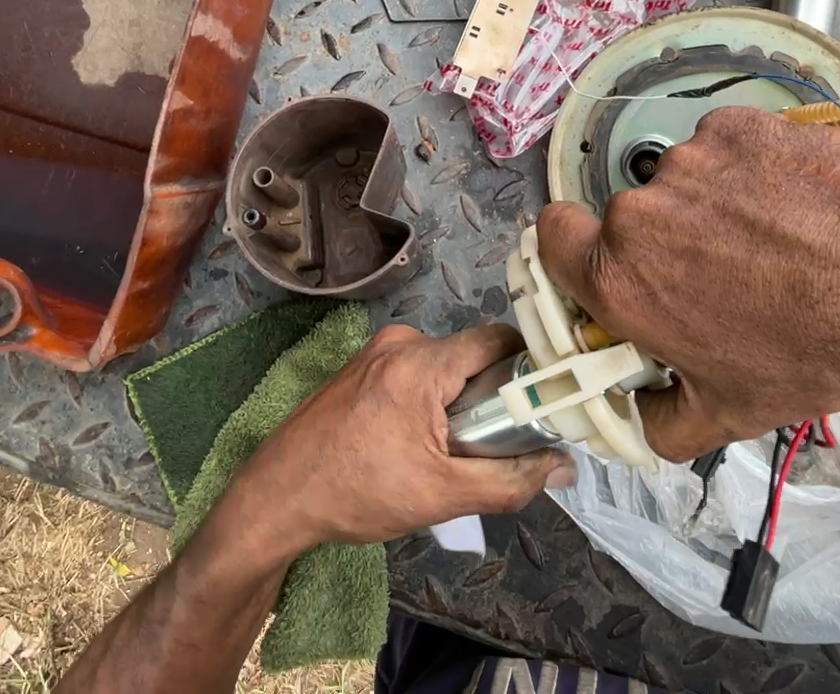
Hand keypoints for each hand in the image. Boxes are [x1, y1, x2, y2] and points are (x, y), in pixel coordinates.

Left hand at [228, 324, 573, 552]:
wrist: (277, 496)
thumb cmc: (357, 492)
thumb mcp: (441, 495)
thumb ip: (509, 480)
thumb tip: (563, 467)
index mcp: (420, 360)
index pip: (498, 341)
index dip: (527, 372)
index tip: (540, 409)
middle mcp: (399, 341)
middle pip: (471, 357)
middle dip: (489, 398)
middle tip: (490, 446)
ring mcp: (376, 352)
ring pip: (445, 368)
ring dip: (459, 404)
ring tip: (449, 453)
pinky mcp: (362, 368)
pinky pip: (417, 374)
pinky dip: (431, 402)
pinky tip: (416, 444)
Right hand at [538, 107, 839, 460]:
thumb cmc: (821, 352)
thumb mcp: (733, 414)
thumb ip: (661, 423)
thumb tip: (635, 416)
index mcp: (621, 279)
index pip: (550, 234)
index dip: (574, 247)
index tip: (612, 261)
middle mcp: (639, 212)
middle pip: (631, 218)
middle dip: (667, 242)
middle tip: (729, 270)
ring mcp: (688, 161)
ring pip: (684, 182)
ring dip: (714, 204)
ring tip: (781, 236)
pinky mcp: (736, 126)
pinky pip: (725, 148)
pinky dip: (751, 168)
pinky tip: (799, 199)